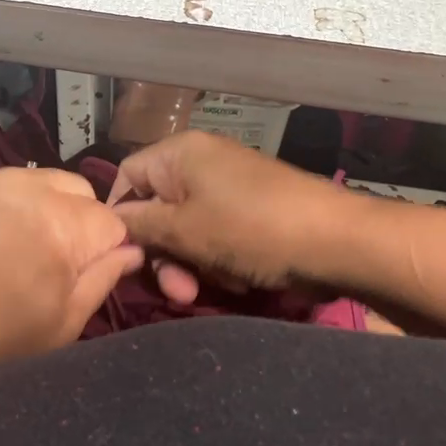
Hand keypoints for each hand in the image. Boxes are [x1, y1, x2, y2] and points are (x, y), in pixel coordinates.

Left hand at [0, 167, 143, 392]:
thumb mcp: (67, 322)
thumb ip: (106, 276)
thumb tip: (131, 248)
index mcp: (58, 226)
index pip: (113, 222)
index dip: (107, 251)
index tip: (84, 275)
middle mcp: (27, 188)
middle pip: (83, 194)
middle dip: (80, 224)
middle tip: (54, 264)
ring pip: (50, 182)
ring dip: (50, 208)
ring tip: (25, 248)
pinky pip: (13, 182)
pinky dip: (16, 204)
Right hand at [109, 131, 341, 304]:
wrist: (335, 240)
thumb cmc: (250, 228)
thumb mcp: (184, 230)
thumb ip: (140, 225)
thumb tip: (109, 224)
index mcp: (179, 153)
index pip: (127, 177)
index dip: (120, 217)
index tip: (127, 257)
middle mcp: (200, 162)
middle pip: (158, 209)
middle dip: (164, 254)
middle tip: (178, 292)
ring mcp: (228, 185)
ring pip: (187, 229)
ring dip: (193, 264)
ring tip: (218, 287)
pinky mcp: (251, 209)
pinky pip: (217, 234)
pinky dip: (220, 259)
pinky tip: (241, 280)